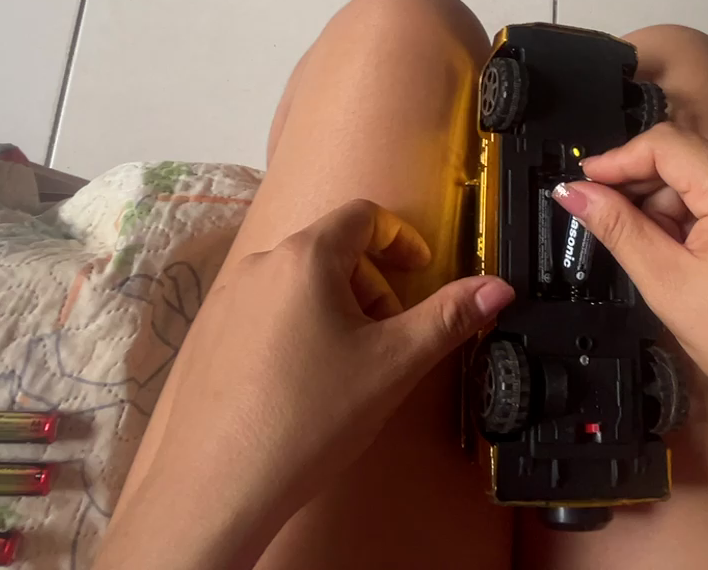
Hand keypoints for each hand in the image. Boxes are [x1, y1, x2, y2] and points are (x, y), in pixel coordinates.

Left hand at [105, 199, 512, 569]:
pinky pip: (266, 305)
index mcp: (305, 256)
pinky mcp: (208, 333)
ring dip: (335, 303)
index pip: (364, 215)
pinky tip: (302, 378)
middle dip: (371, 281)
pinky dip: (298, 322)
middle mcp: (260, 262)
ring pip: (298, 278)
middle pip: (332, 248)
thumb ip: (449, 318)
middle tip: (388, 333)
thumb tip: (499, 287)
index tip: (420, 271)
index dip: (401, 238)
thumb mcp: (393, 364)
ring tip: (347, 362)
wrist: (215, 491)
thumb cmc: (309, 418)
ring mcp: (226, 297)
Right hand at [550, 125, 707, 434]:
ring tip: (656, 256)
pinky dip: (690, 214)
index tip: (582, 186)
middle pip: (682, 156)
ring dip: (664, 205)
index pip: (664, 143)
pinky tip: (682, 255)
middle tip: (611, 228)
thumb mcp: (669, 285)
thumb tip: (573, 191)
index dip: (617, 160)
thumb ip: (618, 228)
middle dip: (640, 188)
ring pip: (698, 174)